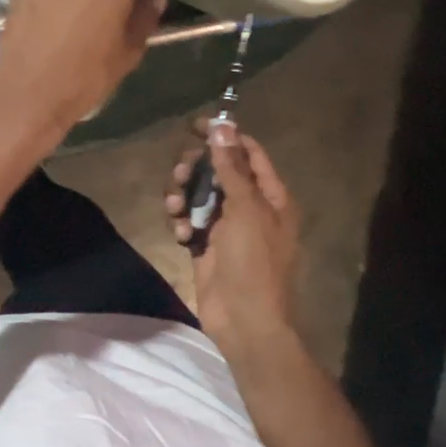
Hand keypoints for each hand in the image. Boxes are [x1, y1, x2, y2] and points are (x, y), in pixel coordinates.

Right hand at [163, 119, 299, 343]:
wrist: (244, 319)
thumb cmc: (253, 262)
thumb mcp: (246, 210)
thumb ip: (231, 168)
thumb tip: (222, 127)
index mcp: (270, 196)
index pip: (248, 153)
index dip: (225, 137)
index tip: (195, 128)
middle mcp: (249, 207)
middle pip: (217, 172)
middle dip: (195, 170)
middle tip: (179, 174)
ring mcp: (226, 228)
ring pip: (197, 196)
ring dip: (182, 196)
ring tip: (174, 207)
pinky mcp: (205, 246)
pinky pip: (187, 221)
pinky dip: (181, 223)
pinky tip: (180, 236)